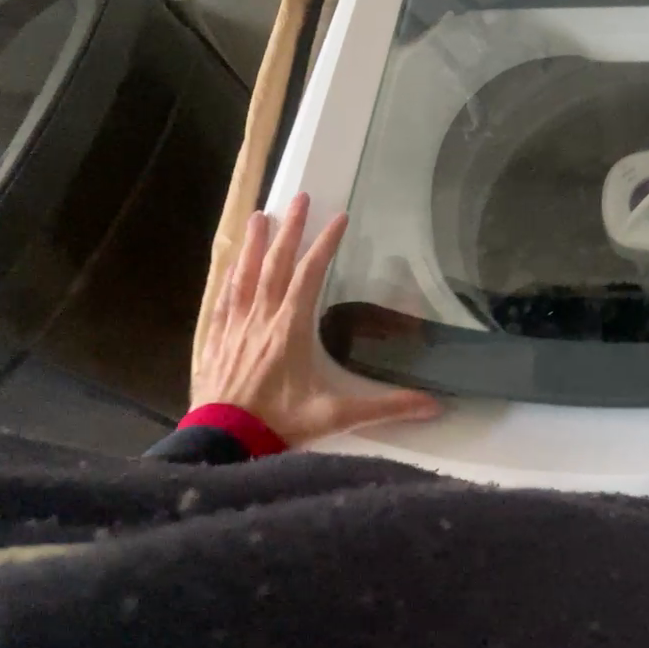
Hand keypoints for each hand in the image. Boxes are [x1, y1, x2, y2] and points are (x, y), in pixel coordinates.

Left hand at [193, 193, 440, 445]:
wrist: (220, 449)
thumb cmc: (280, 426)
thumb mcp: (337, 417)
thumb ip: (386, 407)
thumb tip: (435, 405)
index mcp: (291, 328)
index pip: (310, 274)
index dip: (326, 244)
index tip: (340, 217)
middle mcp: (261, 320)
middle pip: (276, 265)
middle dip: (290, 229)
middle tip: (298, 198)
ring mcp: (233, 330)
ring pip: (245, 277)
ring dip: (254, 245)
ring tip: (259, 215)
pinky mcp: (213, 344)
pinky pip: (221, 302)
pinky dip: (227, 279)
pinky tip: (230, 265)